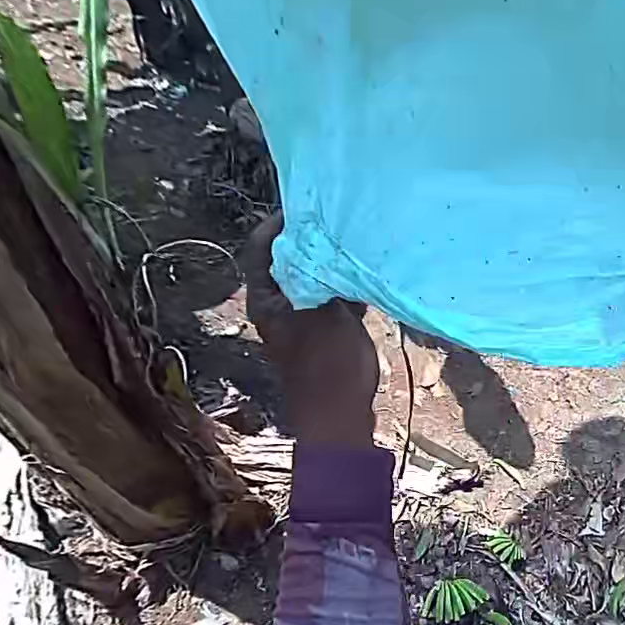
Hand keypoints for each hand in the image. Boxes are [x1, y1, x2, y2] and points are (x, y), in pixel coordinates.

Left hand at [242, 214, 379, 445]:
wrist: (338, 418)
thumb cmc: (328, 366)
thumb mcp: (327, 314)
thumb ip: (322, 277)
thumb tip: (322, 244)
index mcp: (266, 302)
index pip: (260, 250)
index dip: (276, 225)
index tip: (303, 207)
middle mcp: (278, 309)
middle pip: (288, 263)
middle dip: (310, 242)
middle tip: (336, 221)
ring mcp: (301, 323)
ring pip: (313, 283)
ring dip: (330, 266)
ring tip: (354, 244)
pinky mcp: (323, 336)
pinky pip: (331, 301)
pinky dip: (344, 289)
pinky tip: (365, 277)